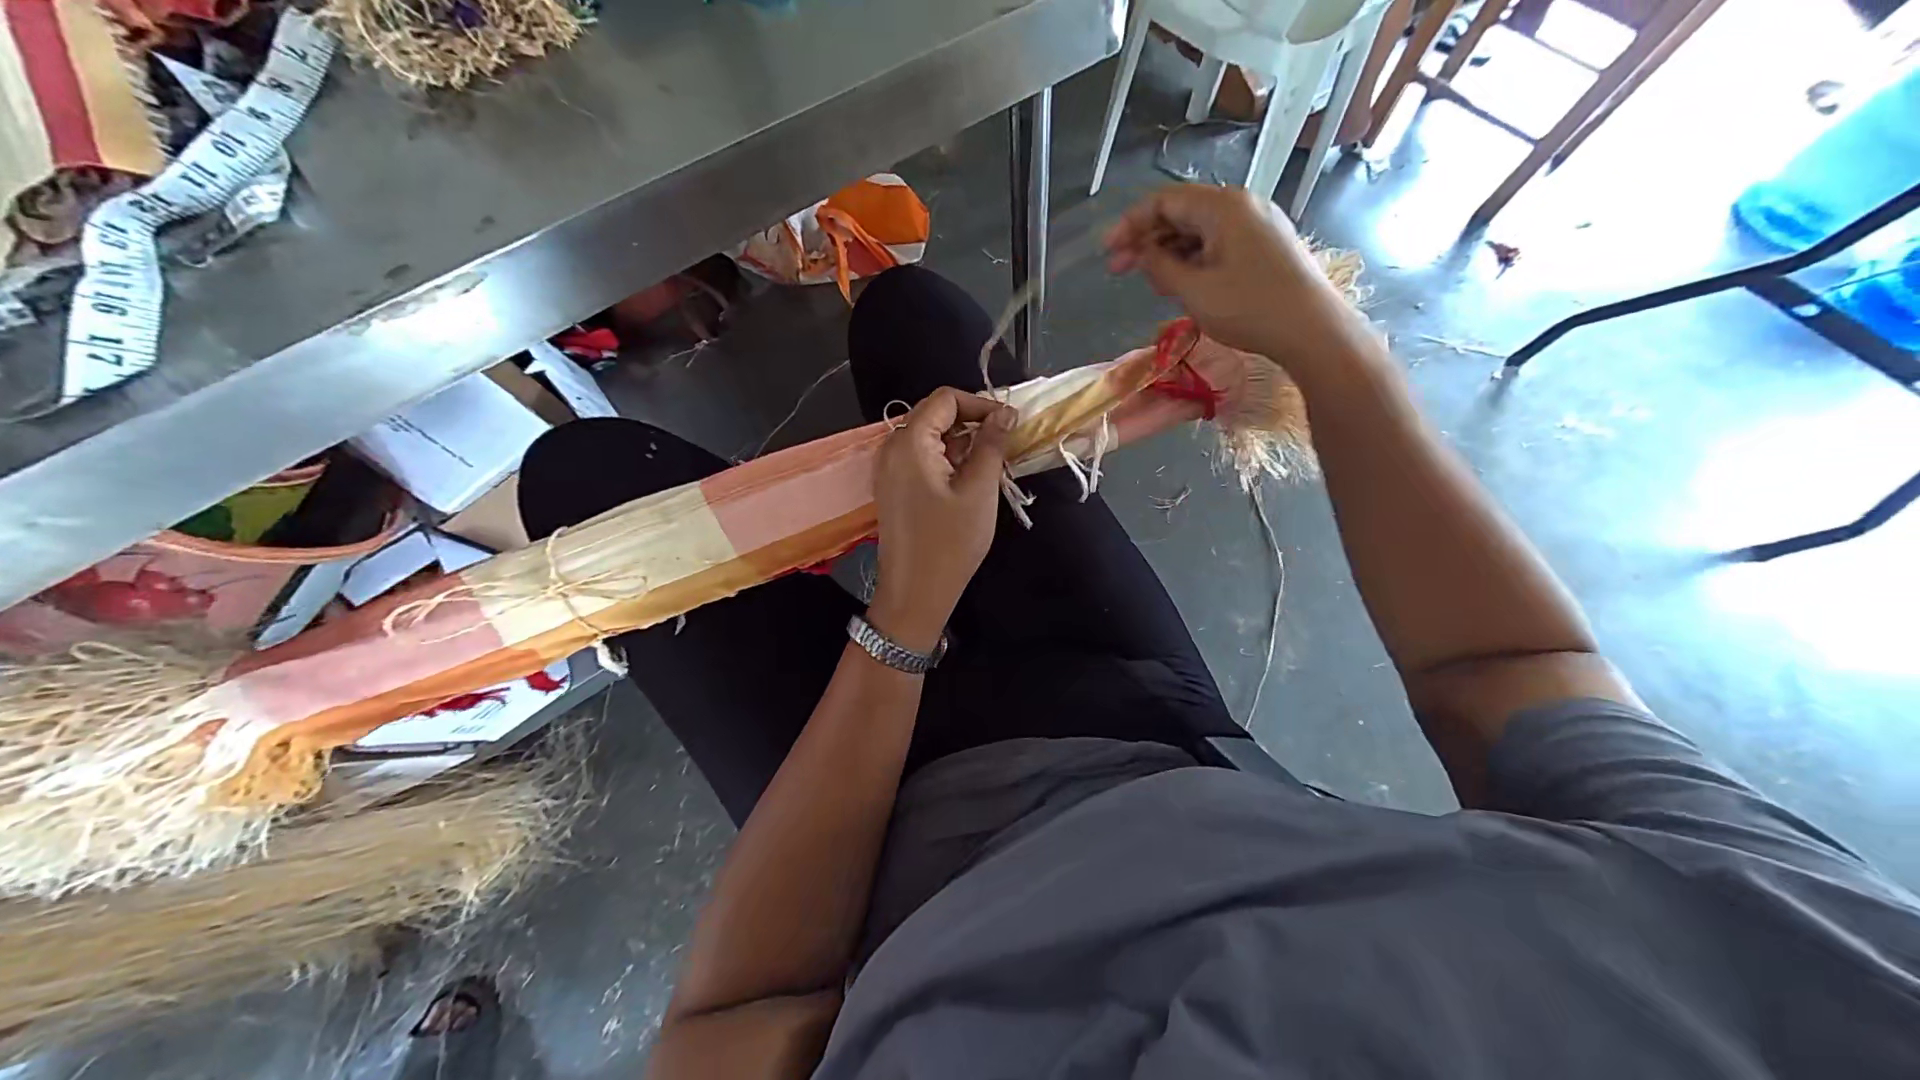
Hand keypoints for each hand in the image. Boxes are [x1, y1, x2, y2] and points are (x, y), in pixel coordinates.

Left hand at [868, 388, 1017, 653]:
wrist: (915, 594)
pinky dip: (948, 461)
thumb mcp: (979, 490)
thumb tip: (1005, 412)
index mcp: (909, 442)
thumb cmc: (949, 543)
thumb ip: (991, 444)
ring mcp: (889, 470)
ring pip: (930, 438)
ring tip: (992, 467)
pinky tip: (970, 482)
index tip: (1010, 424)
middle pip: (935, 415)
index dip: (980, 404)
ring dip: (963, 444)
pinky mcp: (894, 488)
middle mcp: (892, 449)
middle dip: (972, 423)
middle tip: (1005, 445)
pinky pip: (922, 460)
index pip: (945, 399)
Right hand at [1105, 184, 1366, 375]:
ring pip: (1199, 230)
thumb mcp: (1194, 290)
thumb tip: (1143, 253)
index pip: (1164, 201)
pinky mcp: (1265, 246)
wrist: (1312, 329)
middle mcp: (1241, 205)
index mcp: (1222, 206)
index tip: (1108, 251)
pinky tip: (1182, 284)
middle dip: (1147, 240)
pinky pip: (1219, 243)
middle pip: (1181, 213)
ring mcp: (1257, 224)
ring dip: (1169, 253)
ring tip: (1152, 284)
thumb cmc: (1250, 308)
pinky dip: (1193, 259)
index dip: (1130, 224)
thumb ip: (1160, 267)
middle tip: (1119, 270)